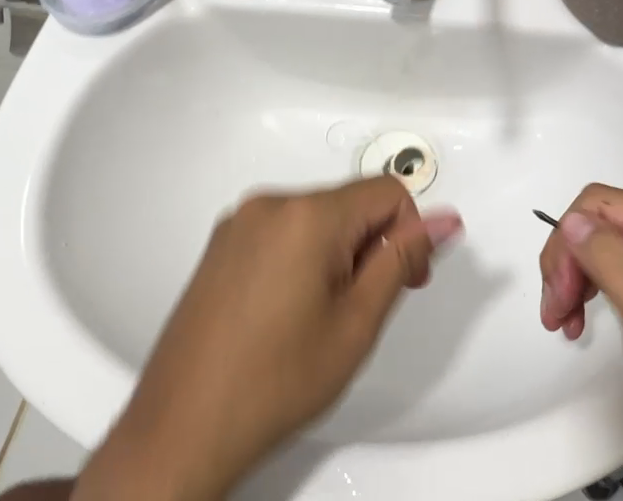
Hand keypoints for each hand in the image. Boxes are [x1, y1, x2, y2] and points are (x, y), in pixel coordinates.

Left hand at [78, 176, 461, 500]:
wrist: (183, 430)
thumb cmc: (265, 386)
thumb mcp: (358, 322)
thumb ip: (403, 259)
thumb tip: (439, 222)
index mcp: (306, 217)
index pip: (388, 191)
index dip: (411, 233)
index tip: (408, 275)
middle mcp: (268, 208)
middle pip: (351, 203)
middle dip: (372, 246)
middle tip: (365, 307)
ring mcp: (238, 226)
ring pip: (318, 219)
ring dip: (338, 256)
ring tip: (323, 319)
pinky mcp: (222, 247)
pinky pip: (284, 233)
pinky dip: (303, 260)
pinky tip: (293, 314)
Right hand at [539, 186, 622, 499]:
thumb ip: (614, 263)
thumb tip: (572, 221)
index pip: (599, 204)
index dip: (570, 241)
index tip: (560, 294)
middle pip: (595, 223)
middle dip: (567, 263)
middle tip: (555, 314)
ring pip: (595, 245)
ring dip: (570, 280)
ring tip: (563, 322)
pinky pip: (606, 269)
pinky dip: (583, 291)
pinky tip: (577, 322)